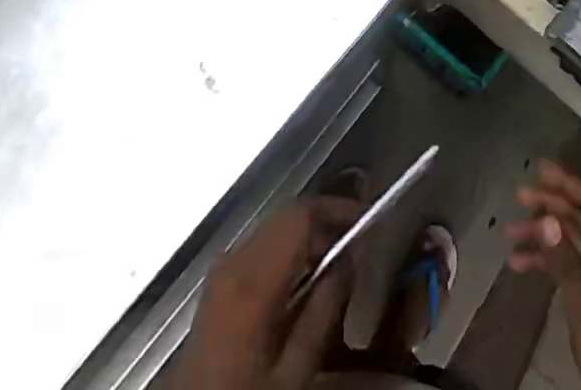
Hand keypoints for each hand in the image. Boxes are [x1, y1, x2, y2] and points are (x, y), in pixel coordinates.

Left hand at [178, 197, 358, 389]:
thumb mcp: (295, 371)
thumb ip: (325, 309)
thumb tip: (348, 262)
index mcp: (252, 280)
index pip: (299, 215)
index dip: (335, 208)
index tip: (365, 217)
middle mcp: (232, 264)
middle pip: (285, 217)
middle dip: (324, 221)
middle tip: (356, 241)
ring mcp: (219, 273)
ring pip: (272, 230)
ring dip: (305, 236)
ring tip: (336, 260)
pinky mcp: (214, 287)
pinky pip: (259, 248)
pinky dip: (286, 251)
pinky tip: (303, 279)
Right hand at [507, 162, 580, 389]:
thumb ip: (566, 265)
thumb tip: (545, 217)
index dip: (569, 183)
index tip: (540, 168)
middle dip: (550, 206)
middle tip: (518, 197)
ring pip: (573, 243)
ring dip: (543, 237)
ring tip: (509, 233)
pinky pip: (572, 268)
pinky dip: (548, 264)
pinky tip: (519, 265)